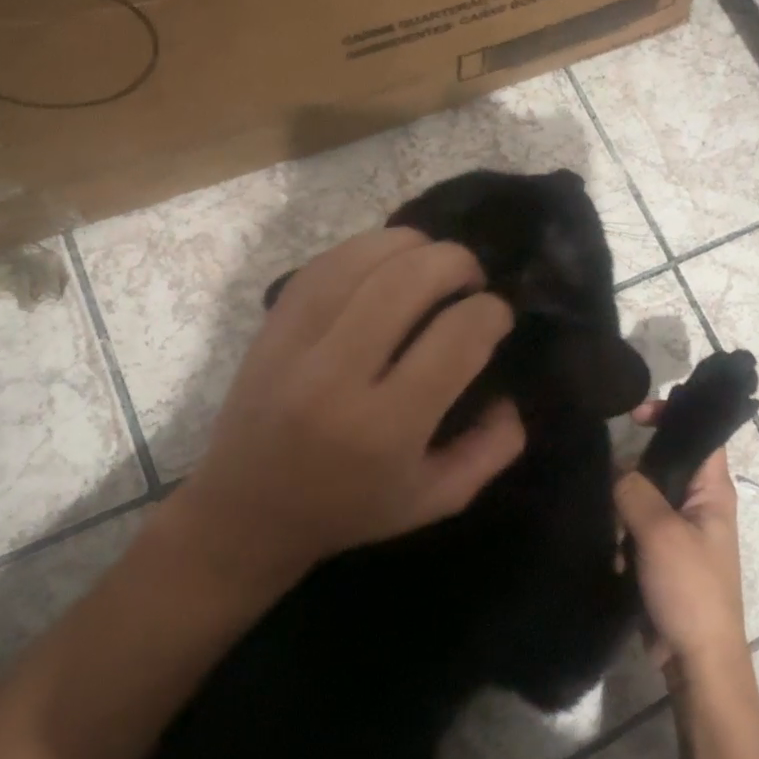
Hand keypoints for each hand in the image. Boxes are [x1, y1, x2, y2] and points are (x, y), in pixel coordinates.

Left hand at [174, 227, 525, 595]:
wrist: (247, 512)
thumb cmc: (350, 510)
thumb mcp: (437, 499)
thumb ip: (491, 450)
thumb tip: (511, 394)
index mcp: (385, 428)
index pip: (455, 338)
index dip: (492, 313)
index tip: (498, 317)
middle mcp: (337, 377)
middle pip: (409, 280)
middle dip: (458, 263)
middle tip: (471, 280)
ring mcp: (296, 344)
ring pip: (364, 258)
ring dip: (414, 246)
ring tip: (433, 263)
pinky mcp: (271, 325)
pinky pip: (325, 262)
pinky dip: (368, 249)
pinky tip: (388, 262)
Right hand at [614, 402, 746, 675]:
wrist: (696, 658)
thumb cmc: (690, 589)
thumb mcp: (661, 532)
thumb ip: (635, 491)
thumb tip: (616, 470)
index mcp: (714, 491)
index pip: (701, 435)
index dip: (674, 415)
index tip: (635, 415)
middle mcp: (700, 505)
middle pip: (667, 464)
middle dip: (636, 462)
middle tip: (602, 456)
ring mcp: (680, 533)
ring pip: (646, 497)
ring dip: (623, 500)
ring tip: (597, 498)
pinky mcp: (661, 558)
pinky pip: (636, 528)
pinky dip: (620, 529)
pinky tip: (602, 534)